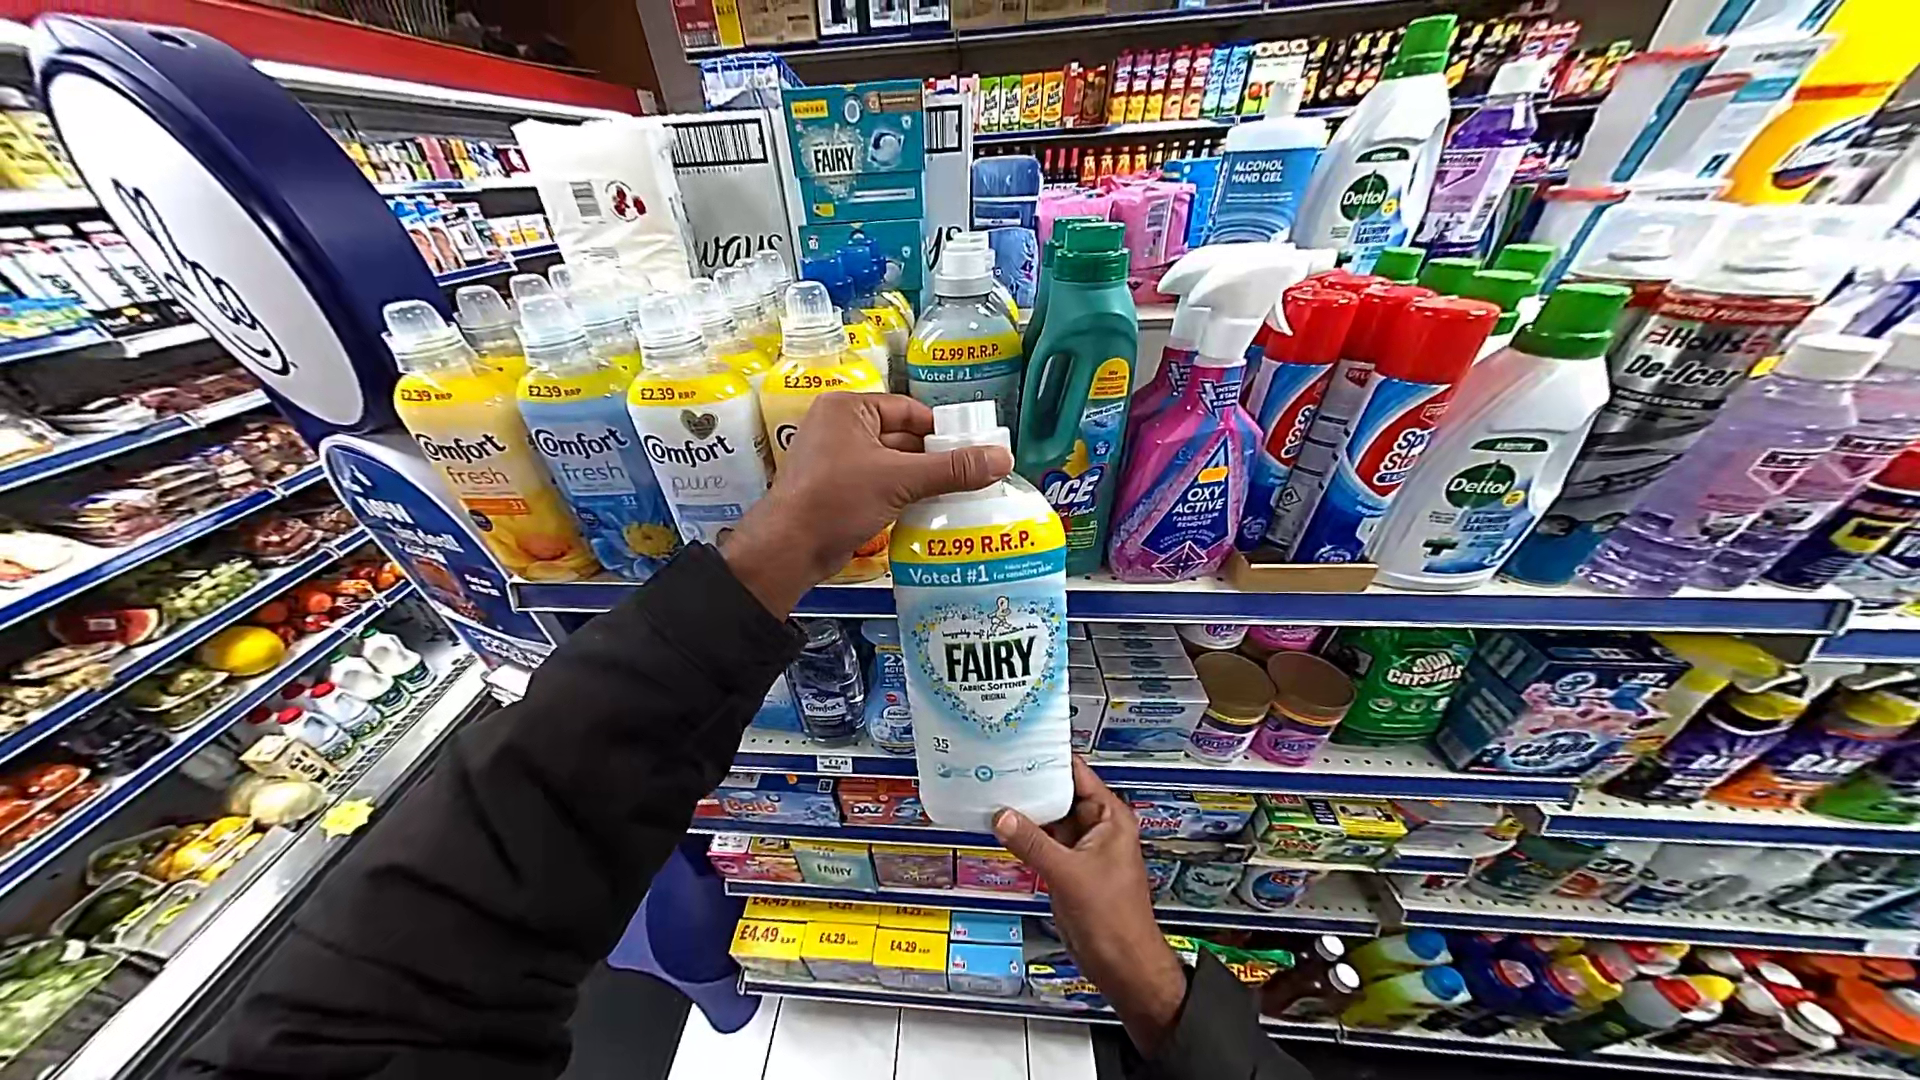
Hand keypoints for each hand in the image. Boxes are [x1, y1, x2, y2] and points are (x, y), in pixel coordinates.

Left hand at [722, 392, 1012, 617]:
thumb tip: (1001, 459)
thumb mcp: (899, 479)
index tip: (971, 450)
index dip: (941, 430)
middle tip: (971, 475)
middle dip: (934, 458)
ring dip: (921, 480)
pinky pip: (880, 484)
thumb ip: (951, 469)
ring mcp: (836, 461)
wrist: (789, 550)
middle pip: (902, 438)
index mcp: (848, 408)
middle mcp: (839, 428)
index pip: (908, 410)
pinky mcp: (838, 490)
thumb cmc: (836, 500)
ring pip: (892, 464)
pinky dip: (903, 495)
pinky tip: (929, 509)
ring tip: (958, 494)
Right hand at [993, 758, 1189, 1056]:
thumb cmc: (1116, 921)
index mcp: (1109, 817)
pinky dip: (1023, 834)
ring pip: (1047, 817)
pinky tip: (1001, 826)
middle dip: (1031, 783)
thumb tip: (1003, 816)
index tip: (1023, 744)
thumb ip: (1033, 843)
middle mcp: (1095, 827)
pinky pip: (1041, 841)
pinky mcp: (1066, 867)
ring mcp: (1080, 847)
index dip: (1051, 757)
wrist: (1123, 968)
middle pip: (1058, 793)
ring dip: (1024, 809)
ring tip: (994, 791)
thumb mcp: (1069, 875)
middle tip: (999, 767)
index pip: (1077, 773)